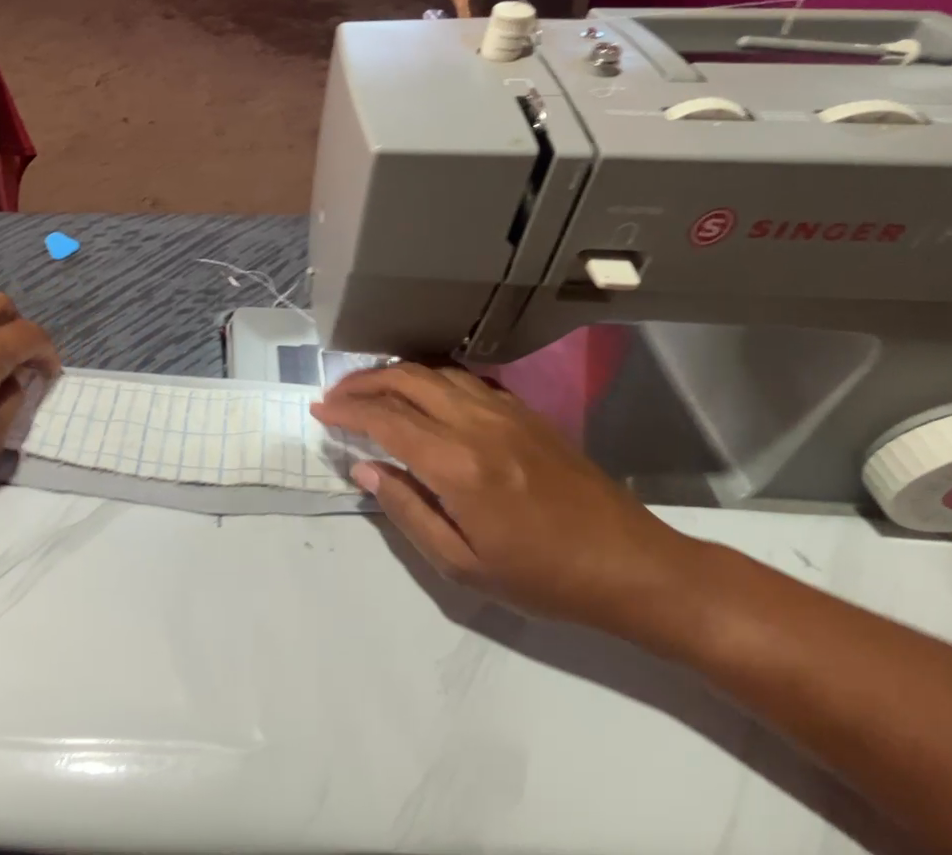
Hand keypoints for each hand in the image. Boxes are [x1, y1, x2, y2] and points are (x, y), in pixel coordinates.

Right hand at [311, 364, 704, 632]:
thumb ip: (406, 511)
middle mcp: (478, 425)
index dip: (347, 411)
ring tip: (370, 391)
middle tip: (336, 395)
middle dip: (364, 382)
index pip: (386, 419)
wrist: (632, 566)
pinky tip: (424, 397)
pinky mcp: (529, 415)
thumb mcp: (461, 565)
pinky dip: (433, 379)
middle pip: (408, 381)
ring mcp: (508, 413)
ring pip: (438, 373)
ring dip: (397, 376)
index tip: (320, 411)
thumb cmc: (542, 578)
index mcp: (457, 465)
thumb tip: (366, 469)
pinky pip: (468, 381)